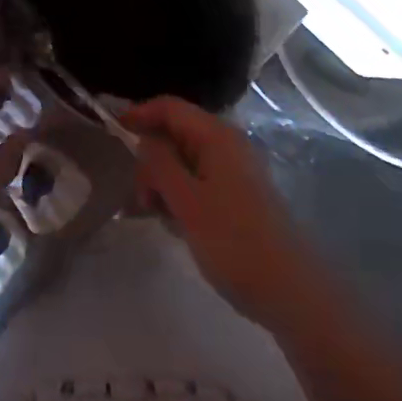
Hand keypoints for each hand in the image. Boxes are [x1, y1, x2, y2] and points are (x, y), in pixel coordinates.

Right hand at [123, 96, 314, 324]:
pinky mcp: (236, 197)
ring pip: (183, 162)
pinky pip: (197, 183)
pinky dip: (177, 195)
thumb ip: (159, 163)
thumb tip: (144, 138)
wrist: (291, 293)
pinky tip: (167, 222)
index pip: (169, 107)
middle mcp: (227, 146)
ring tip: (148, 214)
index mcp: (217, 137)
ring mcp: (234, 172)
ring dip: (160, 181)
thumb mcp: (186, 201)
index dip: (138, 114)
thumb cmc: (234, 242)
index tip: (110, 132)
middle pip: (175, 134)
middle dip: (149, 159)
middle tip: (138, 196)